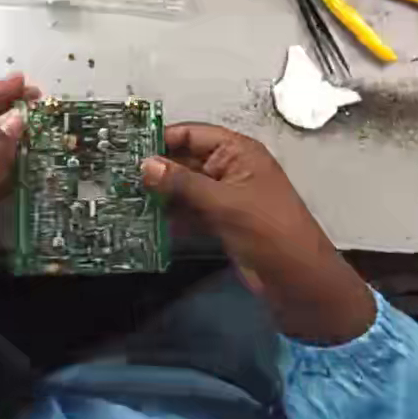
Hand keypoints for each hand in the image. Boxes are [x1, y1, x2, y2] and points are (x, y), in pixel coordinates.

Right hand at [140, 123, 375, 343]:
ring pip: (183, 187)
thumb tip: (146, 164)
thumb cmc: (270, 233)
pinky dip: (169, 215)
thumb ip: (183, 183)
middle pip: (184, 160)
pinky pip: (188, 210)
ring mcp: (223, 197)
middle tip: (116, 174)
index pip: (191, 134)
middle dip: (155, 168)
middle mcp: (228, 169)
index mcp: (238, 152)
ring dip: (158, 193)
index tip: (127, 146)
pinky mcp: (219, 221)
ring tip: (122, 196)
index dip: (161, 138)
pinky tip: (143, 220)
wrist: (301, 284)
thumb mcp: (225, 204)